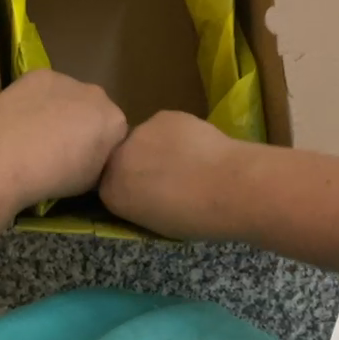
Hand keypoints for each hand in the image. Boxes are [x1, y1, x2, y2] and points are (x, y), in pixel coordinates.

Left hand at [0, 70, 128, 215]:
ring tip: (35, 133)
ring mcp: (66, 80)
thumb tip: (91, 155)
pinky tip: (21, 119)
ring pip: (67, 96)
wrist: (6, 161)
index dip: (98, 147)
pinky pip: (43, 88)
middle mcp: (97, 94)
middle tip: (58, 147)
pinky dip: (35, 100)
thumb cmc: (53, 178)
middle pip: (92, 109)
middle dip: (81, 123)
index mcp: (115, 121)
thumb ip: (99, 161)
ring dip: (58, 109)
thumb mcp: (90, 181)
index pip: (114, 132)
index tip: (81, 161)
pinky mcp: (37, 74)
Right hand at [99, 111, 247, 240]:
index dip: (129, 188)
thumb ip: (138, 204)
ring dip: (157, 147)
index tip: (147, 194)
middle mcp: (116, 160)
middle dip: (139, 164)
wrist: (229, 187)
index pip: (109, 186)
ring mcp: (139, 133)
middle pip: (122, 158)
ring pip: (143, 139)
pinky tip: (196, 146)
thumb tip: (143, 192)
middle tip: (166, 175)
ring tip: (186, 160)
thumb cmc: (196, 218)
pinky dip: (176, 134)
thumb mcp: (156, 223)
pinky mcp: (162, 116)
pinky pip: (163, 126)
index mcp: (111, 192)